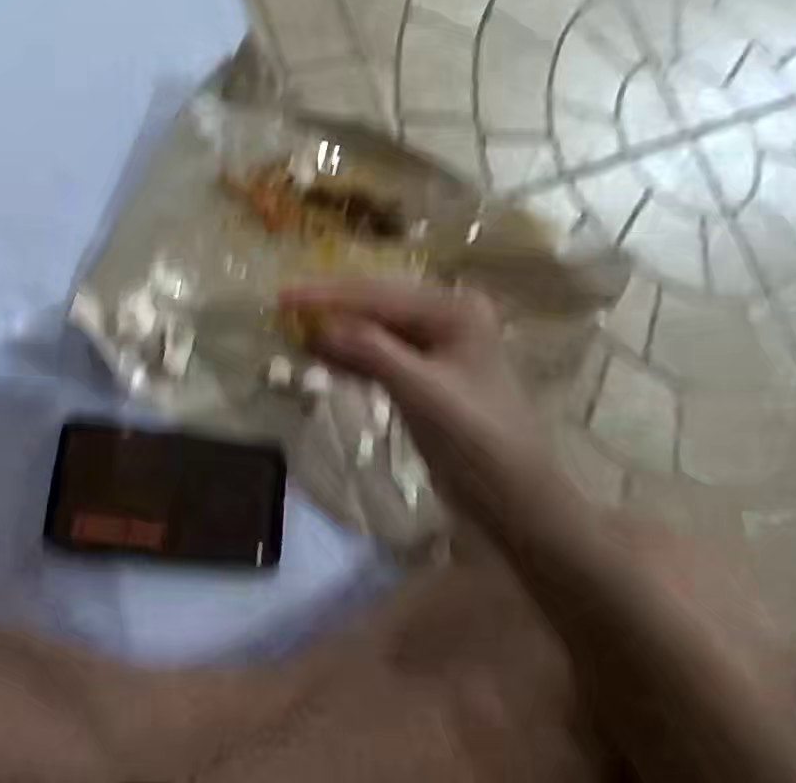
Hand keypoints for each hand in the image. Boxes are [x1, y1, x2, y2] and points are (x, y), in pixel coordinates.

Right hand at [279, 279, 550, 513]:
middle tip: (281, 308)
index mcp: (454, 309)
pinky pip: (376, 355)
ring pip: (372, 330)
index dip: (328, 295)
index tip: (283, 296)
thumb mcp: (424, 393)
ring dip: (334, 332)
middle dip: (329, 308)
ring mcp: (433, 346)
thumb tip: (319, 325)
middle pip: (374, 305)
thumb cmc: (479, 440)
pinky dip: (347, 357)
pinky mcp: (421, 375)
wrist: (514, 499)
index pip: (379, 295)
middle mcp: (444, 317)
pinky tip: (317, 355)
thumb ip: (373, 352)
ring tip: (290, 329)